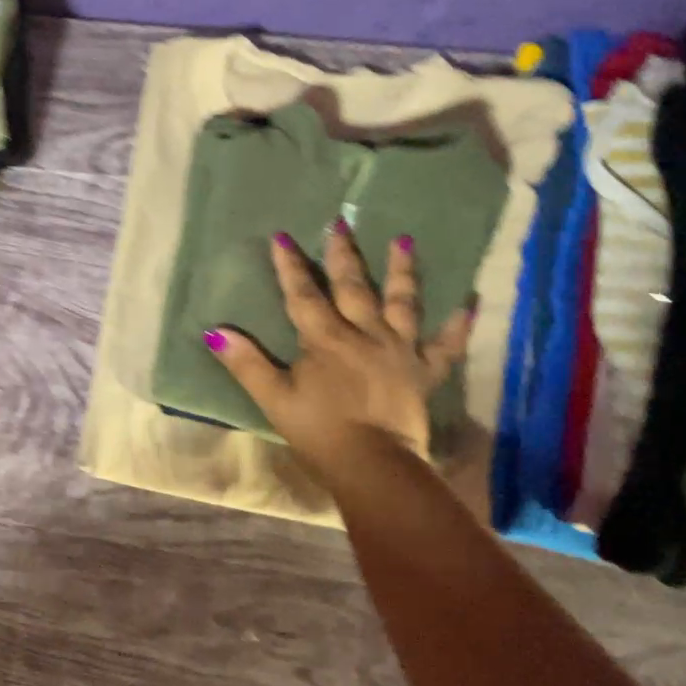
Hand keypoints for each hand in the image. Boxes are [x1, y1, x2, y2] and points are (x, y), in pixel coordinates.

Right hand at [206, 224, 472, 476]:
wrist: (373, 463)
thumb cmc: (318, 430)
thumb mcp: (272, 397)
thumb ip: (246, 363)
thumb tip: (215, 332)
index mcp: (325, 339)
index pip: (303, 295)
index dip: (290, 266)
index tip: (283, 237)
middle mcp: (365, 334)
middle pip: (353, 287)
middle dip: (343, 255)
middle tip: (341, 223)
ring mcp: (399, 351)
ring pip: (402, 303)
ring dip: (402, 271)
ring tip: (403, 242)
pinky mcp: (424, 372)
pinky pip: (446, 345)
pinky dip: (458, 324)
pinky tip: (470, 303)